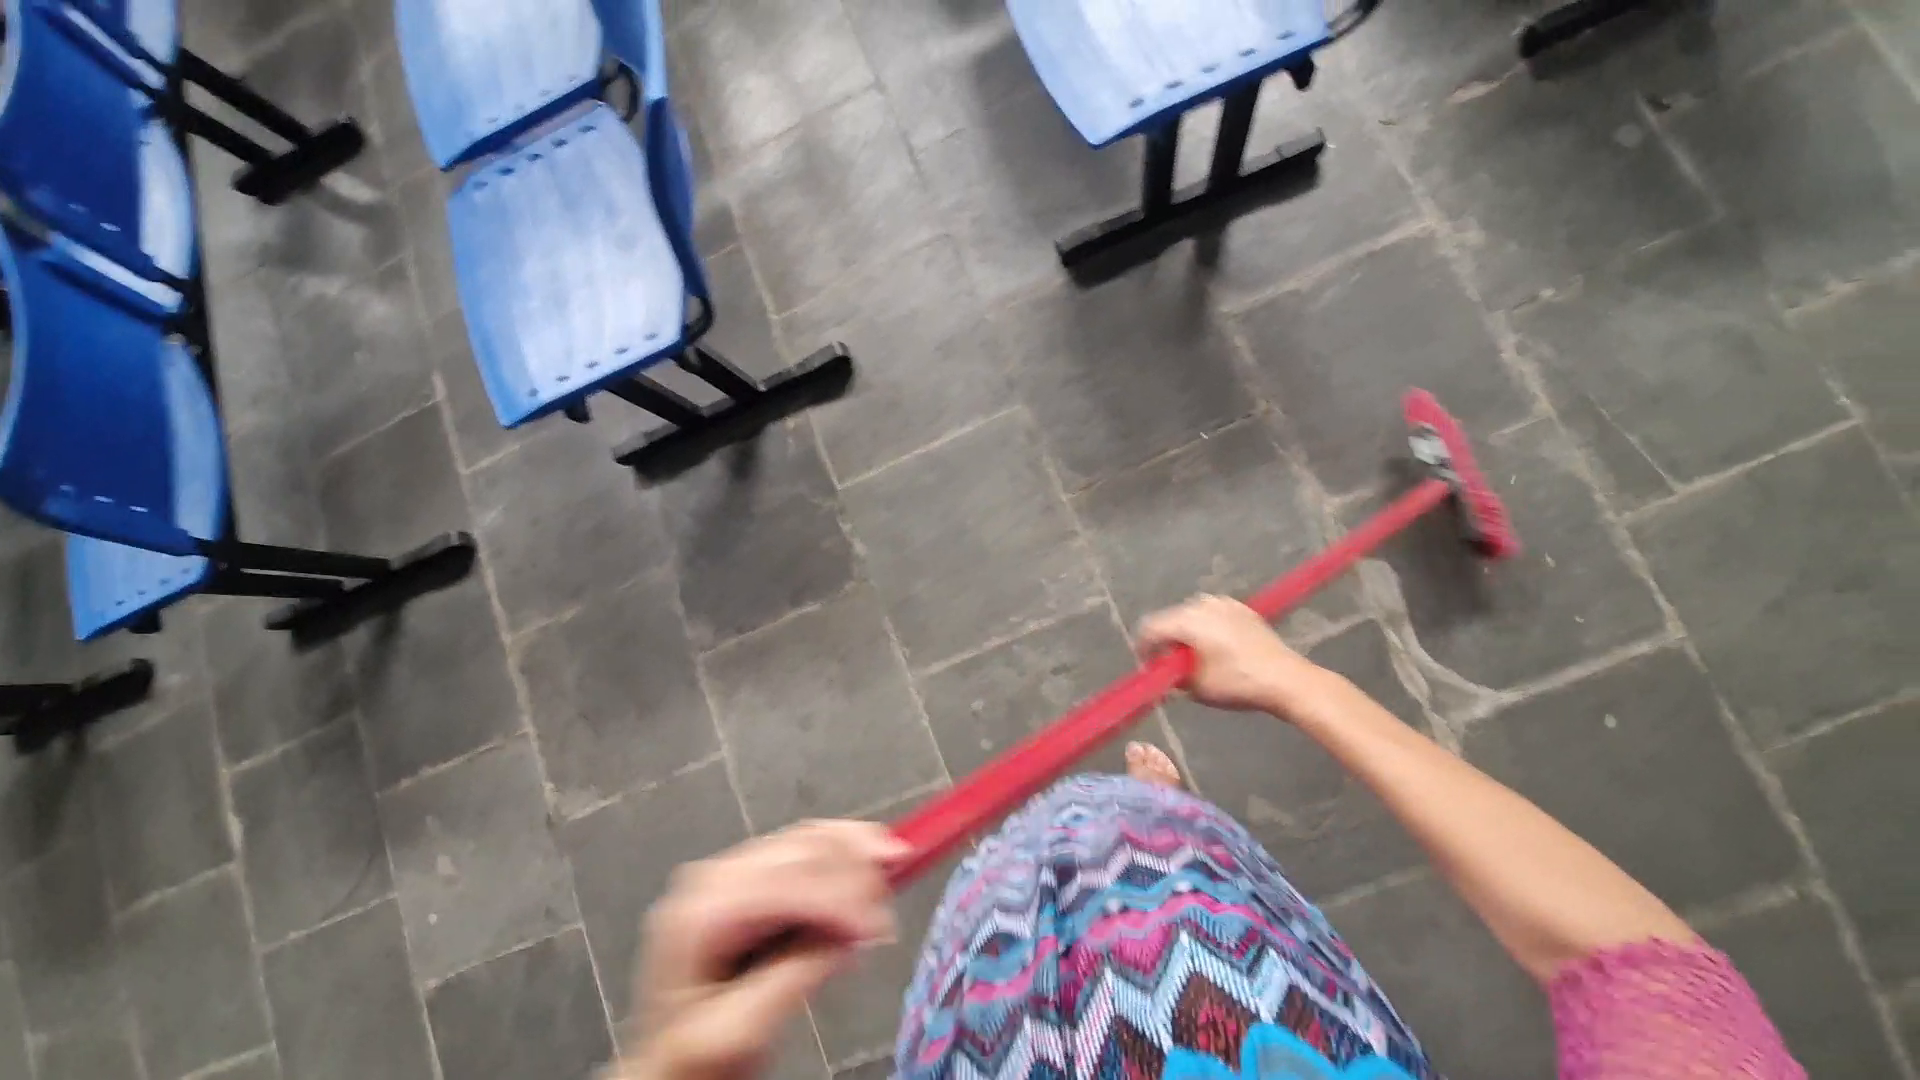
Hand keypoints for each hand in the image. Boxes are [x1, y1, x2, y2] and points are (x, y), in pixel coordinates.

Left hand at [620, 822, 906, 1079]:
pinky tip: (869, 852)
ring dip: (852, 850)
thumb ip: (794, 975)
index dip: (839, 899)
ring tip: (894, 863)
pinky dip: (840, 849)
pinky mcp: (746, 876)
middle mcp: (711, 877)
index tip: (881, 929)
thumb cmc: (698, 1055)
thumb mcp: (742, 1032)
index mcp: (702, 912)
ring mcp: (727, 872)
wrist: (668, 1061)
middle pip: (797, 850)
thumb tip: (850, 934)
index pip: (785, 886)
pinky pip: (801, 847)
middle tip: (894, 895)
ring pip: (804, 840)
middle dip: (853, 867)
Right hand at [1137, 594, 1329, 718]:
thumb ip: (1171, 678)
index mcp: (1187, 621)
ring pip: (1192, 615)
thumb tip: (1163, 674)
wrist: (1286, 679)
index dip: (1143, 647)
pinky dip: (1207, 629)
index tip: (1147, 666)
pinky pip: (1212, 615)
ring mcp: (1224, 603)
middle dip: (1166, 640)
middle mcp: (1202, 604)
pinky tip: (1217, 649)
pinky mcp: (1242, 609)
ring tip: (1195, 657)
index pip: (1150, 627)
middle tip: (1172, 666)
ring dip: (1187, 633)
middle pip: (1170, 619)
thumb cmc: (1237, 683)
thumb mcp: (1196, 688)